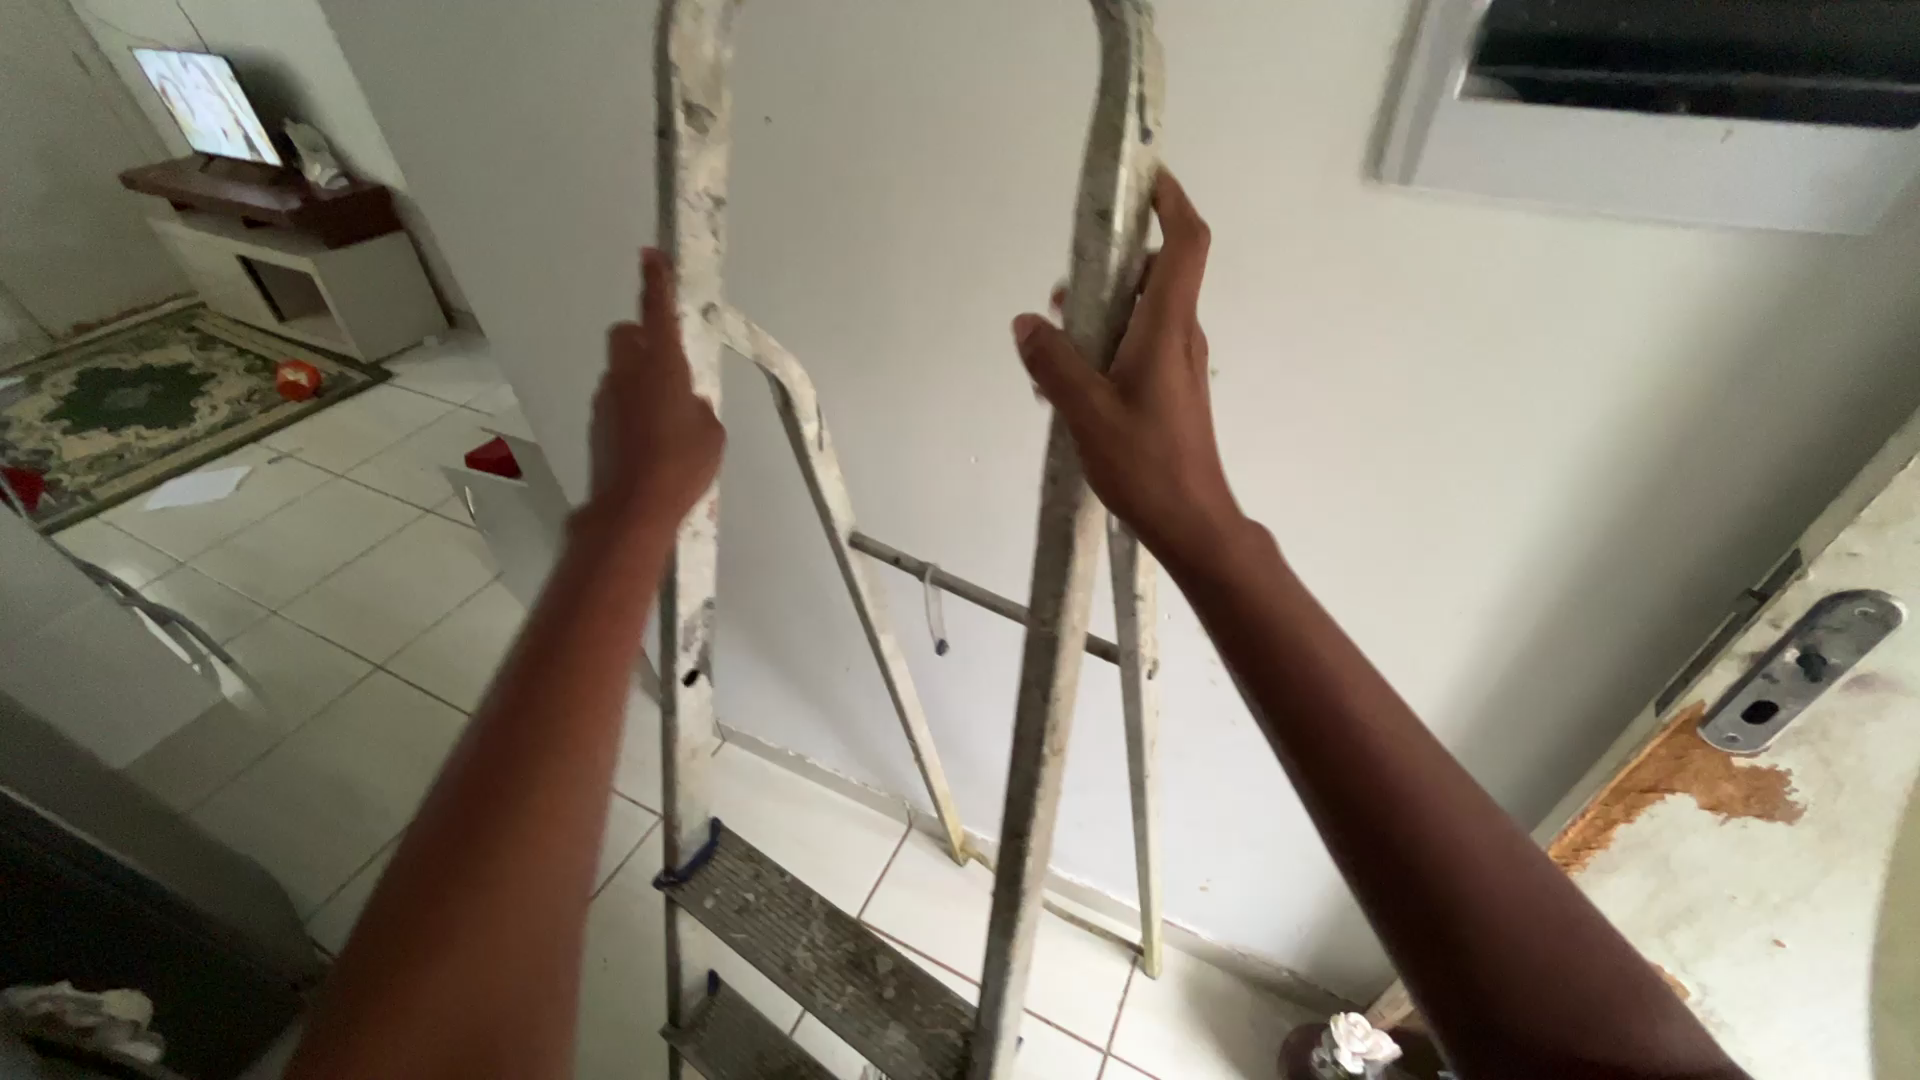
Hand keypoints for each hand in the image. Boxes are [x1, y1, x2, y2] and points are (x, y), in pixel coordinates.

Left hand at [586, 248, 725, 527]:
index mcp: (663, 367)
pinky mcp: (598, 423)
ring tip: (667, 419)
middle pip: (627, 335)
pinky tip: (651, 441)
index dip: (657, 281)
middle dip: (643, 337)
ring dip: (641, 381)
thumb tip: (686, 402)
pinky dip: (633, 409)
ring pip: (622, 371)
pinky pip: (618, 401)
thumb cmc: (683, 465)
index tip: (652, 254)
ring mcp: (608, 398)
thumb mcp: (712, 433)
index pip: (658, 312)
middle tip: (668, 363)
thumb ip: (699, 407)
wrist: (634, 506)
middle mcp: (628, 373)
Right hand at [1012, 170, 1244, 569]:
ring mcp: (1176, 366)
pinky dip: (1104, 349)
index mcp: (1166, 328)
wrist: (1191, 521)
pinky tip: (1067, 385)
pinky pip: (1135, 349)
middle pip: (1154, 275)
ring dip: (1099, 314)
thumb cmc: (1145, 465)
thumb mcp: (1086, 412)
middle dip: (1109, 266)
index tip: (1142, 178)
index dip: (1170, 201)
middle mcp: (1178, 337)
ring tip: (1052, 343)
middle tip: (1063, 289)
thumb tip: (1025, 324)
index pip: (1184, 243)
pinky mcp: (1168, 392)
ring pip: (1140, 315)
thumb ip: (1053, 363)